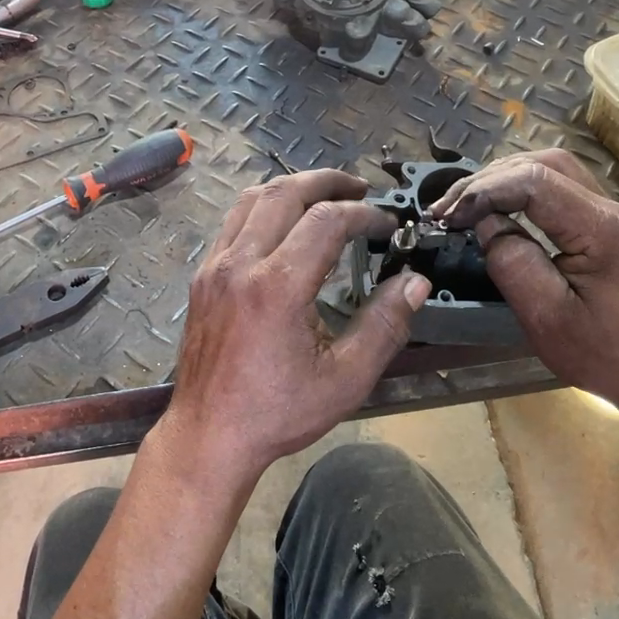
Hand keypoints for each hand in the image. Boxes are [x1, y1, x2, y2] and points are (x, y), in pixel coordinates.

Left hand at [165, 170, 431, 474]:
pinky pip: (232, 221)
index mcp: (277, 286)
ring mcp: (215, 266)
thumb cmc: (278, 413)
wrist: (209, 435)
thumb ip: (384, 325)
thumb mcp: (345, 379)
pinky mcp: (203, 276)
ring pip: (252, 199)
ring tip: (324, 195)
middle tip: (361, 188)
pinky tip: (283, 224)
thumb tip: (415, 282)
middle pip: (285, 193)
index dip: (364, 214)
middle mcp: (241, 264)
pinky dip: (263, 207)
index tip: (388, 225)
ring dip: (292, 188)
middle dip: (327, 182)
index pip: (326, 221)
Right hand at [428, 149, 618, 414]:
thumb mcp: (546, 316)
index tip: (448, 218)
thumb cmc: (602, 353)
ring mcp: (608, 212)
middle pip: (541, 164)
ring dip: (502, 178)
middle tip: (449, 208)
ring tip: (465, 205)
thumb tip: (484, 224)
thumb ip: (512, 262)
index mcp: (599, 229)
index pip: (532, 182)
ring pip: (549, 167)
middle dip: (487, 179)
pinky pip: (557, 185)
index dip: (483, 192)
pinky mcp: (602, 223)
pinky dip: (519, 187)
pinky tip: (495, 207)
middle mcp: (607, 208)